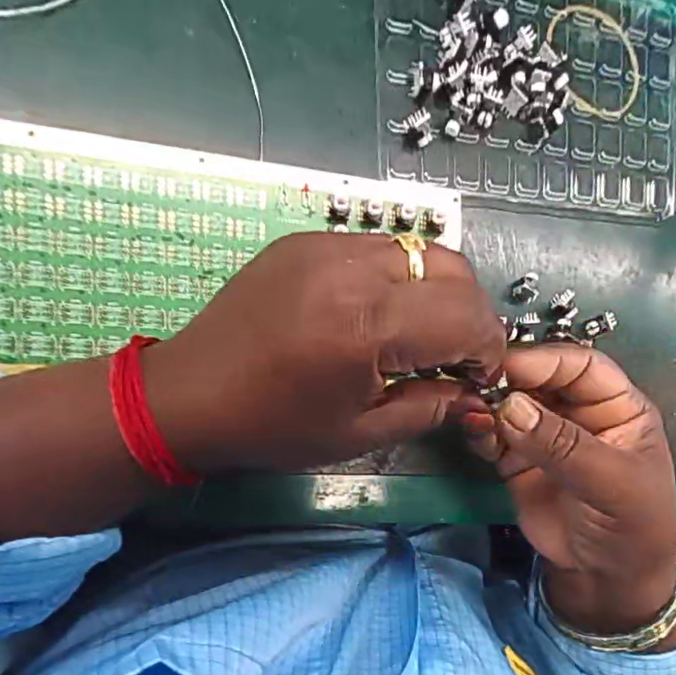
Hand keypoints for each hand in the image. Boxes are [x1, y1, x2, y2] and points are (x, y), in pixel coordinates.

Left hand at [0, 231, 503, 541]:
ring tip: (410, 334)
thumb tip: (472, 393)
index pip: (465, 315)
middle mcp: (350, 268)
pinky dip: (389, 277)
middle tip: (450, 355)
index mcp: (365, 324)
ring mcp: (322, 246)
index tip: (477, 375)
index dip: (486, 348)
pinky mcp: (300, 241)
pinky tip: (369, 315)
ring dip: (430, 290)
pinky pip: (369, 248)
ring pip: (414, 250)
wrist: (188, 396)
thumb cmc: (270, 426)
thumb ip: (427, 407)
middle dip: (466, 312)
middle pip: (451, 267)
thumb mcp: (356, 433)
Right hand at [461, 344, 675, 641]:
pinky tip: (475, 433)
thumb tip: (511, 407)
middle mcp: (577, 414)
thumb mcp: (609, 483)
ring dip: (489, 406)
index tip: (505, 367)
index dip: (543, 361)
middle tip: (478, 386)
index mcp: (616, 407)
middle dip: (509, 381)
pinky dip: (480, 431)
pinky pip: (493, 435)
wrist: (604, 577)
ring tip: (473, 413)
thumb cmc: (631, 527)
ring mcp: (544, 437)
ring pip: (510, 406)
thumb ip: (561, 444)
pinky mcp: (516, 460)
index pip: (579, 366)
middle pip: (538, 381)